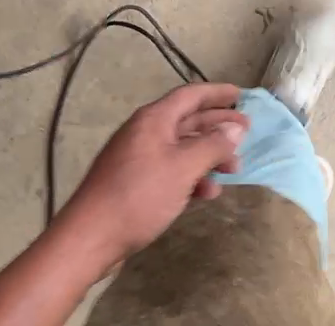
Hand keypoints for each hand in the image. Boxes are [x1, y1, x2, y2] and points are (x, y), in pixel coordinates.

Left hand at [59, 82, 249, 262]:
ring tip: (233, 169)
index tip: (241, 95)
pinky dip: (191, 176)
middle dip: (218, 127)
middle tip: (246, 133)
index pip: (191, 95)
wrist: (88, 240)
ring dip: (208, 156)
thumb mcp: (183, 168)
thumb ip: (212, 145)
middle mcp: (146, 132)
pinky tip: (207, 192)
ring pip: (182, 148)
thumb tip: (235, 129)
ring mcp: (138, 158)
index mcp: (154, 119)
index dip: (217, 93)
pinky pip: (171, 170)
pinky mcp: (135, 183)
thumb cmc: (138, 195)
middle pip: (189, 121)